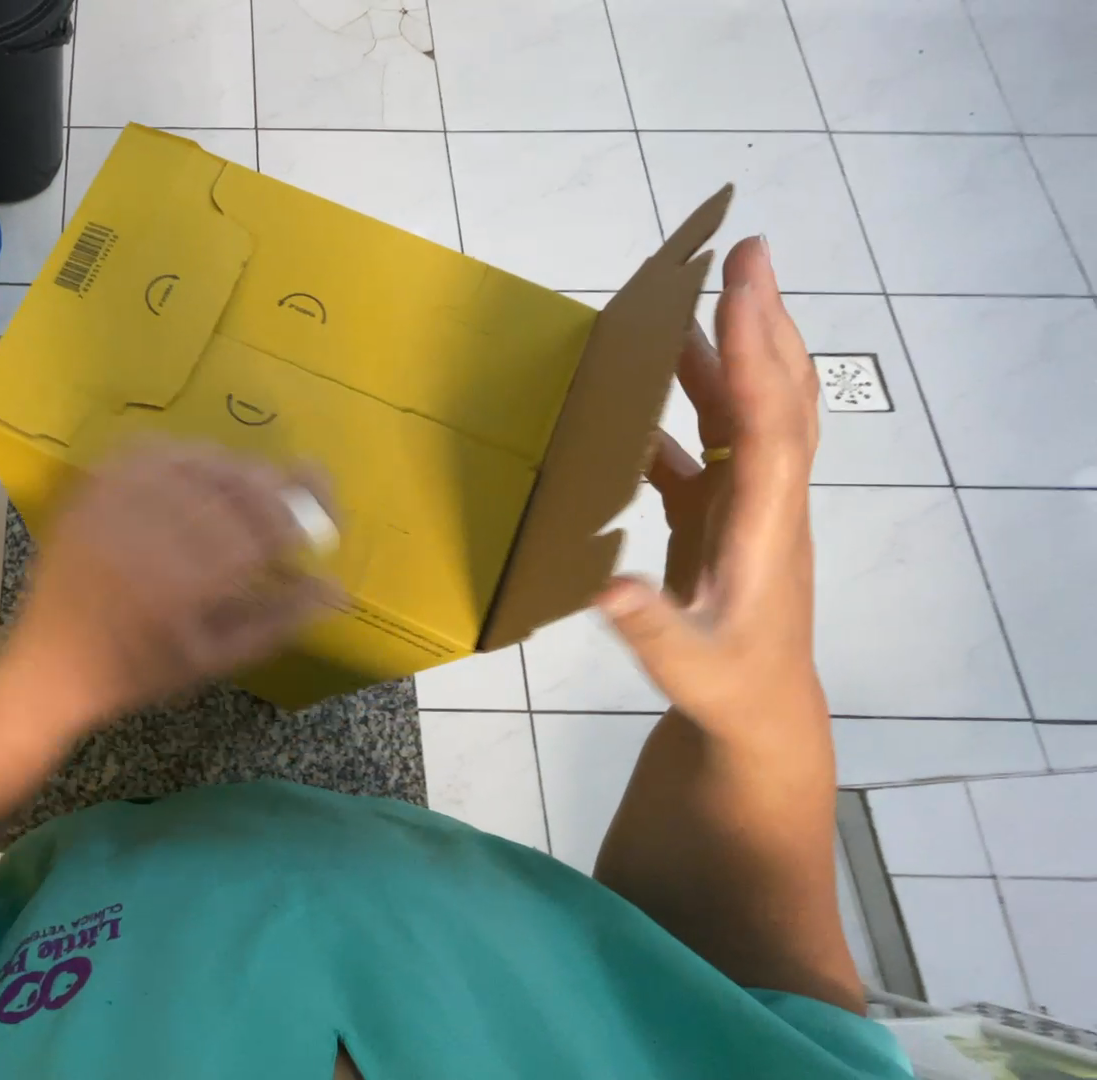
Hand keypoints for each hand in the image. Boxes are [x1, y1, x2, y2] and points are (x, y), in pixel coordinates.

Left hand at [4, 439, 336, 724]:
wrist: (52, 664)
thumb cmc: (140, 671)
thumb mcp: (214, 659)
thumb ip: (277, 619)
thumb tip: (337, 587)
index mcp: (182, 588)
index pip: (261, 532)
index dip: (300, 518)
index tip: (319, 522)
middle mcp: (149, 537)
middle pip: (233, 488)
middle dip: (274, 491)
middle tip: (292, 502)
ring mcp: (114, 507)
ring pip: (195, 462)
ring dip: (234, 471)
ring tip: (250, 491)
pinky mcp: (90, 492)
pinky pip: (148, 451)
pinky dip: (184, 456)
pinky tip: (198, 473)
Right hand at [597, 237, 828, 735]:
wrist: (759, 709)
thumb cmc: (727, 684)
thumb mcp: (687, 665)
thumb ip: (650, 626)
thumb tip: (604, 585)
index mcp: (765, 523)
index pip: (769, 421)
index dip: (755, 353)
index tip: (738, 288)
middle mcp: (767, 498)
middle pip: (779, 395)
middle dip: (763, 323)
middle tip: (745, 256)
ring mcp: (747, 505)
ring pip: (749, 414)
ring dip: (727, 357)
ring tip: (693, 307)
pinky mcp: (722, 518)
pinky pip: (710, 449)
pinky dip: (687, 413)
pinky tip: (647, 401)